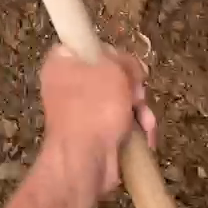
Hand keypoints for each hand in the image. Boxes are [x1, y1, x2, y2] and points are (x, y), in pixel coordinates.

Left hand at [37, 43, 156, 199]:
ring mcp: (80, 114)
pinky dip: (134, 129)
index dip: (113, 54)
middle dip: (132, 88)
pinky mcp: (93, 136)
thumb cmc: (95, 108)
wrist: (85, 160)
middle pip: (109, 77)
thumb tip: (133, 68)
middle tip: (138, 96)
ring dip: (139, 112)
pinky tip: (145, 137)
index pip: (88, 46)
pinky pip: (119, 124)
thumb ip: (125, 61)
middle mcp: (67, 87)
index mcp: (61, 63)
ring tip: (146, 123)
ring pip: (119, 102)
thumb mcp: (114, 70)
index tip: (128, 65)